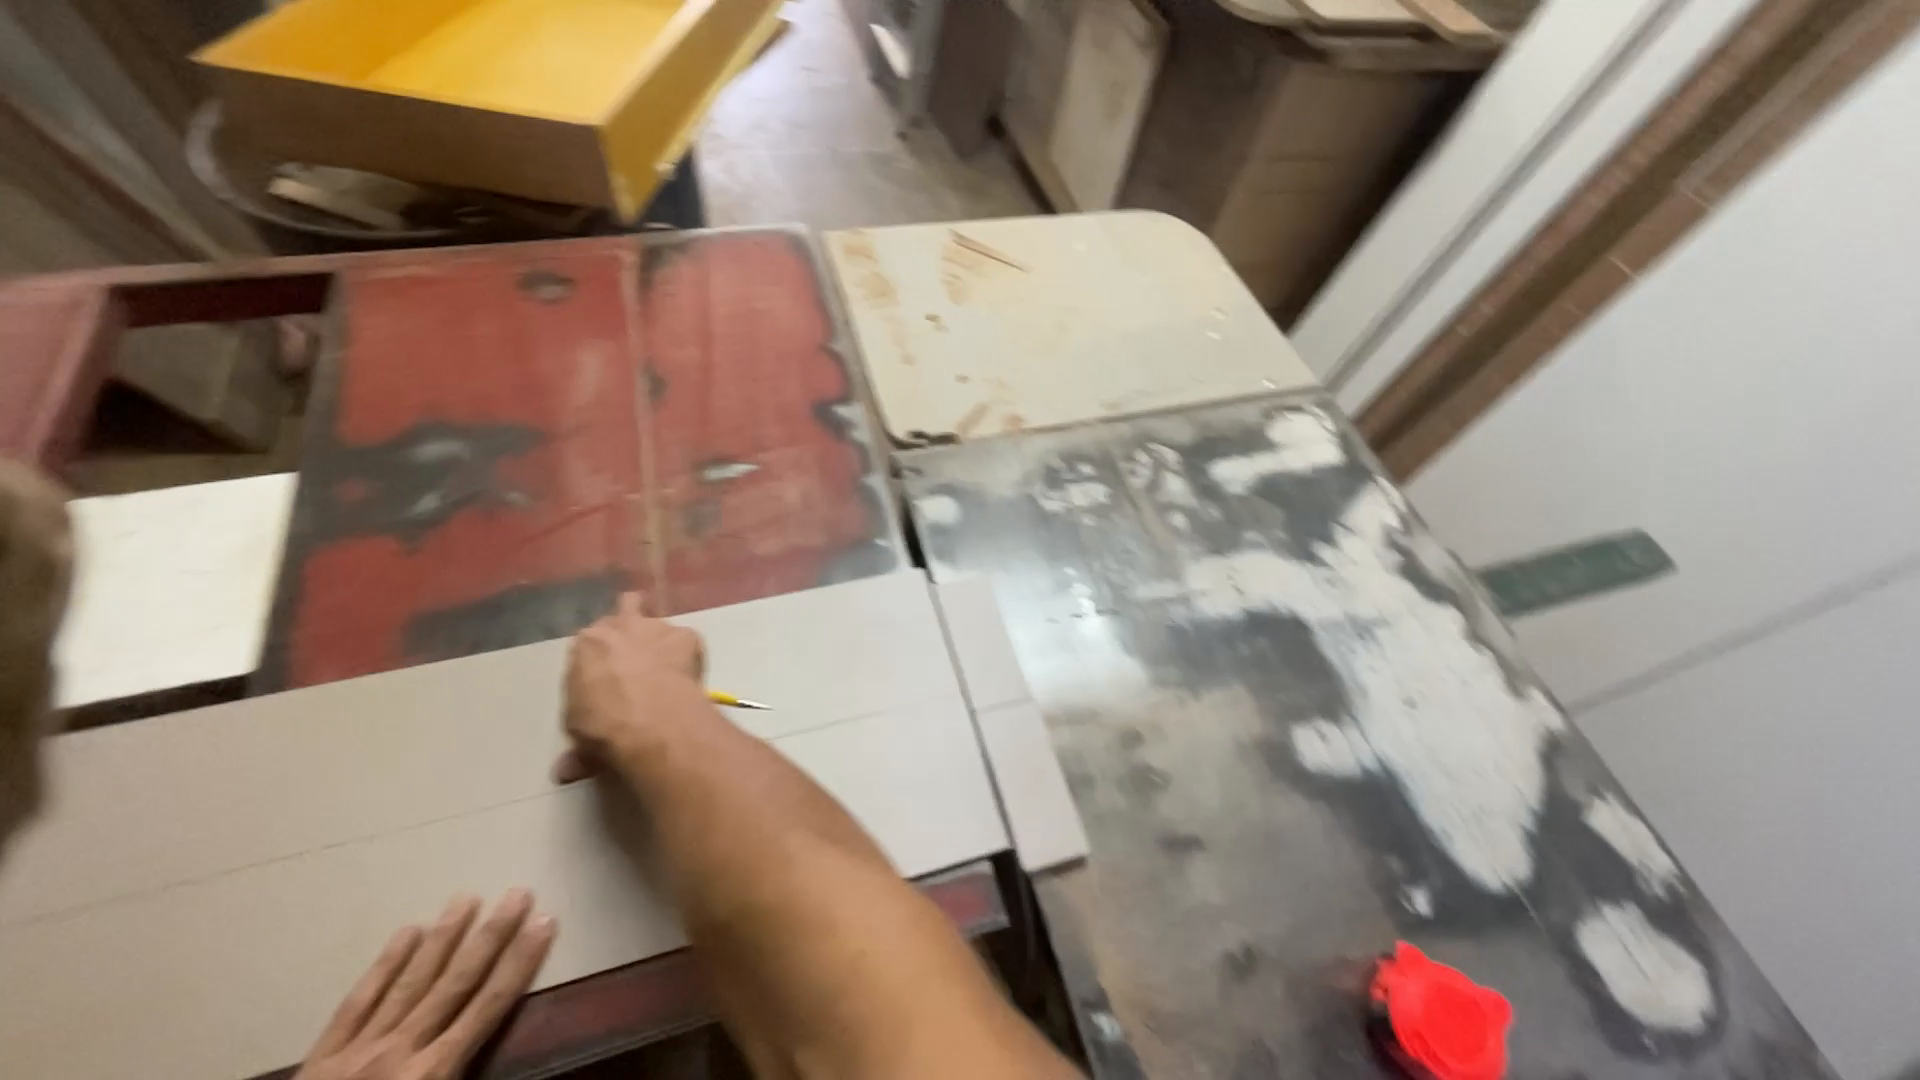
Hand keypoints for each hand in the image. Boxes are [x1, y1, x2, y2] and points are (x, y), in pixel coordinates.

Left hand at [294, 891, 554, 1079]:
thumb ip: (464, 1078)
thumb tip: (491, 1054)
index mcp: (432, 1075)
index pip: (488, 1006)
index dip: (520, 962)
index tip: (545, 922)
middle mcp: (402, 1049)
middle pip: (456, 982)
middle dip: (491, 936)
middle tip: (516, 893)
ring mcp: (359, 1048)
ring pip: (412, 981)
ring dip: (444, 938)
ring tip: (467, 897)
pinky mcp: (323, 1055)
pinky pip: (359, 1001)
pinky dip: (384, 966)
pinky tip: (407, 932)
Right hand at [556, 593, 706, 783]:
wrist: (651, 720)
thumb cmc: (604, 726)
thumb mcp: (579, 734)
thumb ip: (576, 745)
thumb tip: (565, 771)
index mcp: (586, 645)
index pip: (590, 643)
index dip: (601, 657)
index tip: (609, 675)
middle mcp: (619, 626)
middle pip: (623, 611)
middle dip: (629, 625)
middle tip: (637, 652)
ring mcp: (655, 627)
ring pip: (655, 619)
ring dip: (660, 638)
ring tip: (667, 664)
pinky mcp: (687, 636)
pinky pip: (687, 641)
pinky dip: (688, 655)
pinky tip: (688, 676)